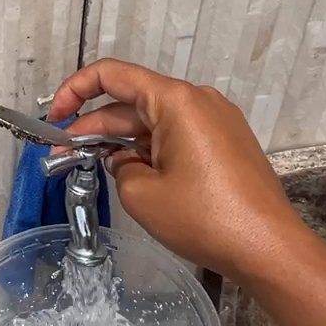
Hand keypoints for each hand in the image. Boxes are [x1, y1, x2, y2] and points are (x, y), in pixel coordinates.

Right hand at [47, 58, 312, 283]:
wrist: (270, 250)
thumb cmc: (205, 218)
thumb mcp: (140, 192)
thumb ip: (117, 164)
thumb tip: (123, 160)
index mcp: (175, 100)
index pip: (111, 75)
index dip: (74, 90)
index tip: (54, 118)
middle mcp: (197, 100)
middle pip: (130, 102)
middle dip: (92, 127)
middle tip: (60, 155)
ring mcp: (215, 121)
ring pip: (152, 121)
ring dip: (118, 140)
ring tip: (90, 166)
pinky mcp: (224, 144)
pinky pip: (174, 135)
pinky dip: (147, 148)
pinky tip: (128, 172)